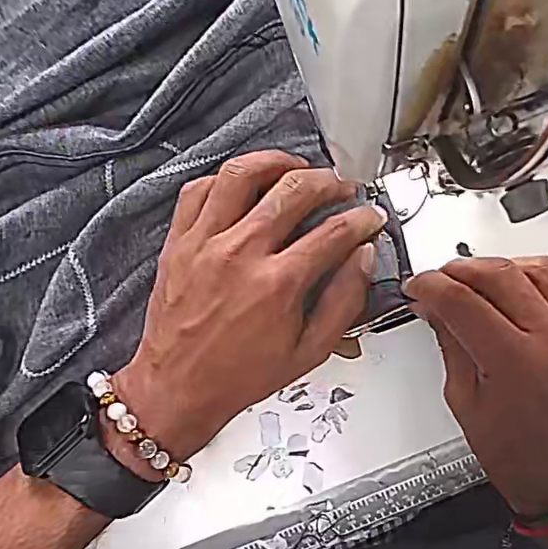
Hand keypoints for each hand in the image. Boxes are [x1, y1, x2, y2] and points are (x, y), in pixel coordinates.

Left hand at [109, 150, 385, 472]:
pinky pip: (198, 189)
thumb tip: (363, 260)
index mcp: (278, 284)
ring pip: (243, 174)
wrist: (178, 387)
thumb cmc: (238, 375)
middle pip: (295, 189)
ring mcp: (205, 243)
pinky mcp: (179, 242)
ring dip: (277, 161)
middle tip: (341, 188)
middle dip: (330, 181)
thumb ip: (344, 301)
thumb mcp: (309, 351)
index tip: (369, 218)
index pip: (335, 230)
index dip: (362, 219)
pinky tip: (244, 183)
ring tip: (296, 166)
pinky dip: (224, 177)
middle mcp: (241, 254)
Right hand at [404, 257, 547, 518]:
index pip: (462, 300)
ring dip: (502, 267)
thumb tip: (435, 305)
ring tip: (478, 280)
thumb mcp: (462, 397)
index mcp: (516, 363)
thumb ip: (450, 341)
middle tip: (440, 280)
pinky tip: (527, 288)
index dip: (431, 286)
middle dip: (460, 270)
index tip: (419, 286)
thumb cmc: (514, 452)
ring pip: (541, 269)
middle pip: (500, 274)